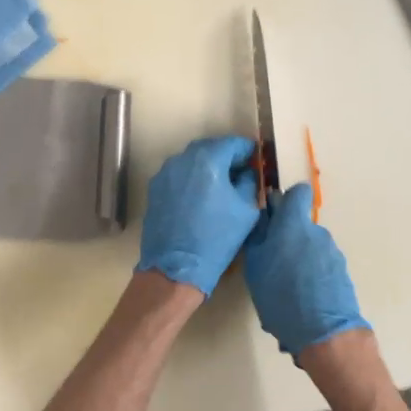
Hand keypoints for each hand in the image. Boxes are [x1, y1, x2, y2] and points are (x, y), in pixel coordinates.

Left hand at [136, 135, 259, 296]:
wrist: (176, 267)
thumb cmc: (217, 237)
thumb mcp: (246, 210)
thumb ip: (249, 183)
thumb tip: (246, 173)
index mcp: (208, 160)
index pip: (233, 143)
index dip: (248, 150)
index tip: (256, 160)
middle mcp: (182, 159)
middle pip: (210, 148)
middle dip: (226, 157)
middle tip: (240, 171)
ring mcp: (165, 174)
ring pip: (191, 161)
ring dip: (207, 167)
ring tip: (220, 185)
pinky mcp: (155, 189)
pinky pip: (178, 176)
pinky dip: (191, 179)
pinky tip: (199, 197)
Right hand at [244, 184, 368, 356]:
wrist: (325, 333)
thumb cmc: (281, 296)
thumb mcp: (255, 267)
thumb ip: (258, 237)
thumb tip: (262, 218)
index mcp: (294, 226)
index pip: (297, 193)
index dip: (285, 200)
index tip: (272, 216)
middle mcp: (317, 232)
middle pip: (300, 225)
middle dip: (287, 237)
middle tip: (271, 261)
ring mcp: (332, 253)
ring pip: (310, 246)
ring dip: (298, 258)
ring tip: (286, 287)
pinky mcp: (341, 272)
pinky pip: (320, 265)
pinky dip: (311, 275)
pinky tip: (302, 299)